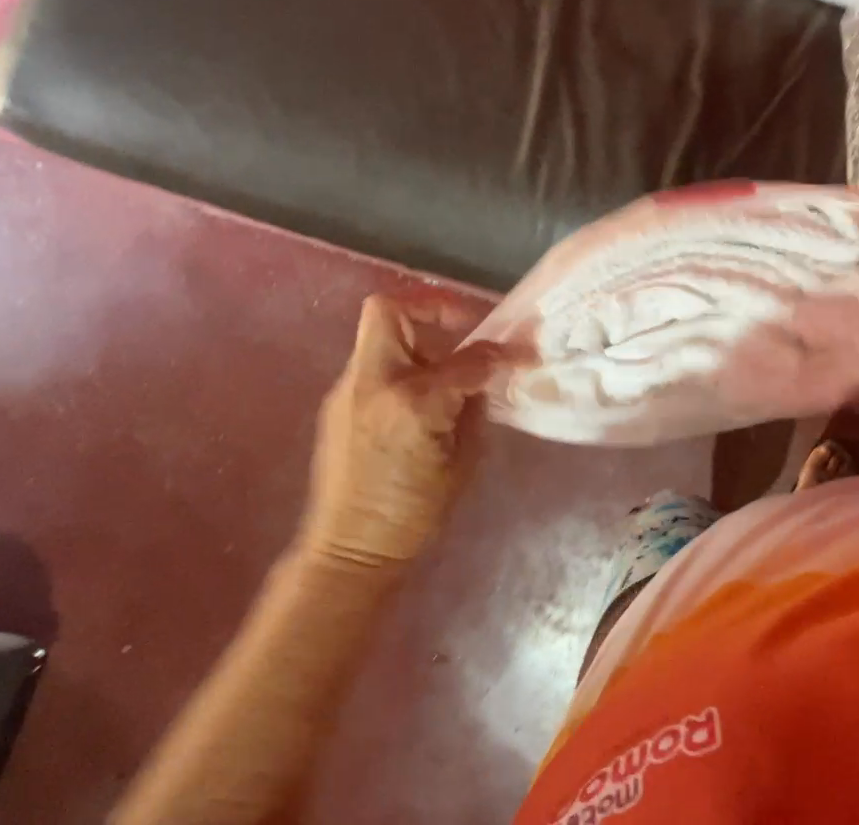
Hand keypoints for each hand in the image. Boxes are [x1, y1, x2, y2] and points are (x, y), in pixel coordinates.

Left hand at [301, 290, 522, 569]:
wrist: (349, 550)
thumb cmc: (416, 513)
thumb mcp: (464, 459)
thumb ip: (473, 407)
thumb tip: (484, 376)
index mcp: (413, 402)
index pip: (466, 358)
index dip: (499, 352)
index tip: (518, 353)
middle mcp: (373, 384)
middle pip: (390, 311)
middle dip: (434, 309)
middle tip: (466, 329)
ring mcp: (349, 392)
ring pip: (380, 336)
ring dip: (420, 340)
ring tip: (450, 370)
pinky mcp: (340, 405)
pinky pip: (377, 366)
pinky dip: (407, 366)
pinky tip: (427, 398)